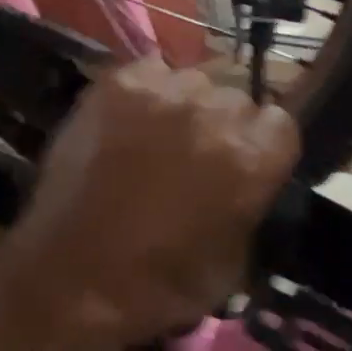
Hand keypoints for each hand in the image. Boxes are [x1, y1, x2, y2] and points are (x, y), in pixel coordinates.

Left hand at [0, 57, 299, 348]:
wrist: (72, 273)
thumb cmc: (160, 281)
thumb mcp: (234, 258)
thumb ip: (252, 198)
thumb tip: (250, 174)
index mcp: (251, 153)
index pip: (279, 119)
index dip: (262, 141)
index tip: (245, 157)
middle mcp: (214, 107)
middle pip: (235, 93)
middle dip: (223, 119)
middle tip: (198, 149)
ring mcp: (163, 87)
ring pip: (192, 77)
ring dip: (185, 102)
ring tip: (158, 133)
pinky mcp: (118, 79)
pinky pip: (149, 69)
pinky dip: (145, 90)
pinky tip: (128, 120)